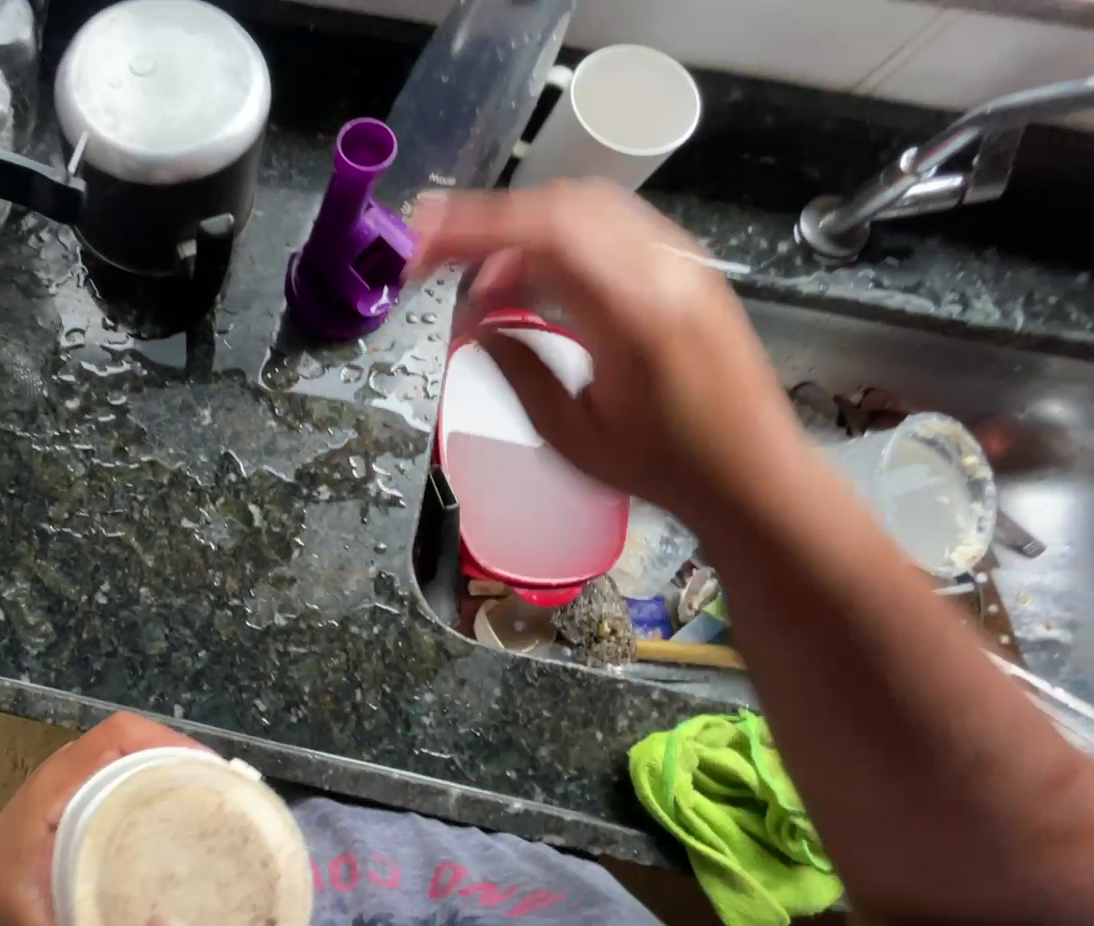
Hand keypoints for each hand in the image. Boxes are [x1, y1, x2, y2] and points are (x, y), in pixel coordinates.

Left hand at [0, 712, 205, 925]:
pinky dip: (161, 776)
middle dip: (185, 756)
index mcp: (58, 783)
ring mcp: (79, 774)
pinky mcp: (87, 788)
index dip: (167, 742)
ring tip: (221, 797)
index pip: (117, 737)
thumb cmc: (0, 896)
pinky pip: (130, 766)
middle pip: (137, 738)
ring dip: (176, 764)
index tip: (211, 772)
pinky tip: (189, 807)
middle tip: (229, 794)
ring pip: (136, 750)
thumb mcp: (26, 925)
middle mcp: (70, 768)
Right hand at [410, 181, 810, 519]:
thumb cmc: (660, 465)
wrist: (750, 472)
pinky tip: (529, 281)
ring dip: (520, 232)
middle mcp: (665, 270)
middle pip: (562, 207)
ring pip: (586, 209)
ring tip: (480, 281)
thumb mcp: (568, 432)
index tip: (420, 248)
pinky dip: (555, 241)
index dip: (472, 229)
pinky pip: (610, 228)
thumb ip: (516, 367)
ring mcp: (682, 264)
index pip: (544, 234)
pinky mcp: (685, 270)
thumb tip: (473, 324)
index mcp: (633, 313)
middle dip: (486, 223)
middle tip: (434, 256)